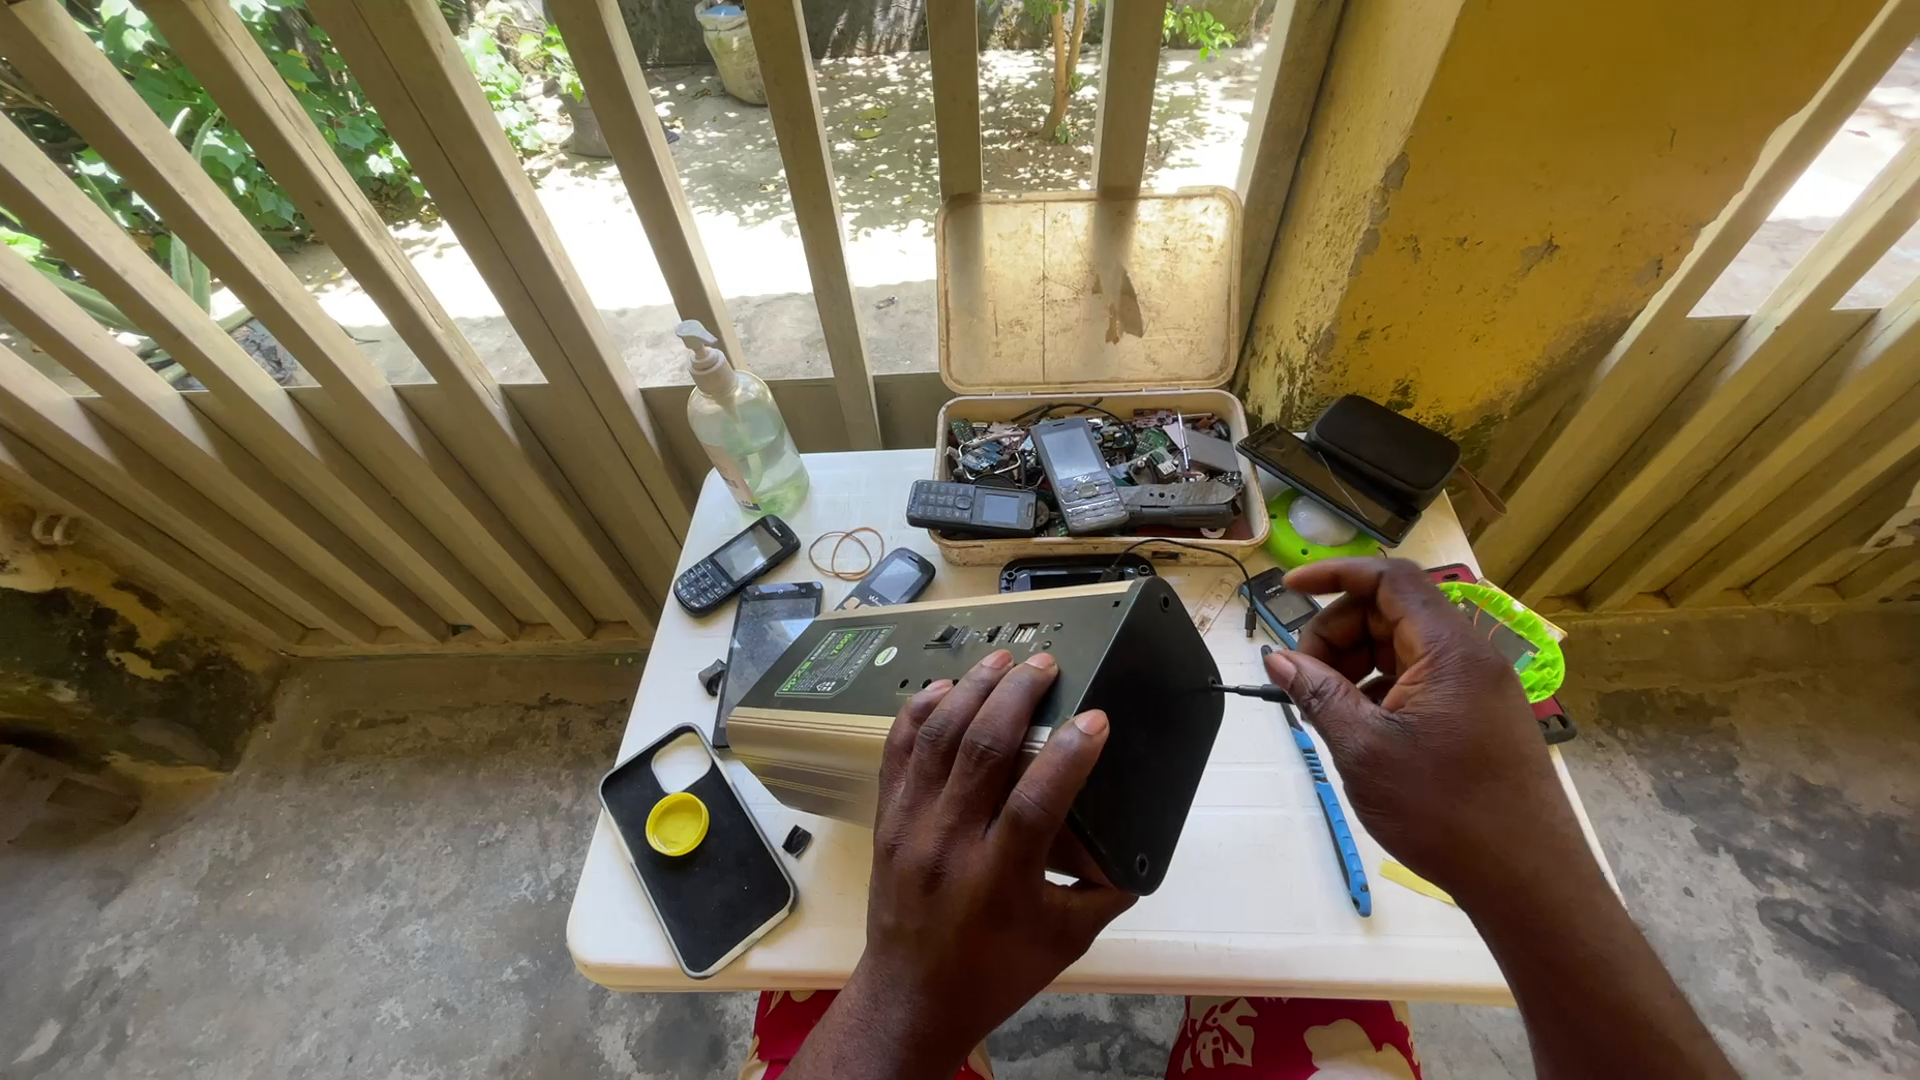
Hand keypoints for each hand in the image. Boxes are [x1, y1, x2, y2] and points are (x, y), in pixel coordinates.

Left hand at [792, 649, 1134, 1078]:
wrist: (911, 997)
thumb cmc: (995, 970)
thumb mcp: (1065, 939)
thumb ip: (1105, 890)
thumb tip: (1139, 842)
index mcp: (999, 878)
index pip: (1035, 801)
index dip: (1069, 754)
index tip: (1096, 718)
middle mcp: (950, 841)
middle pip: (982, 749)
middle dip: (1017, 695)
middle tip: (1046, 665)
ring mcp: (911, 824)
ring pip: (939, 738)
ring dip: (972, 689)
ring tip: (1002, 659)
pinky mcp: (887, 816)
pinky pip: (898, 751)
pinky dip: (919, 712)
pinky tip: (944, 687)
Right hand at [1262, 557, 1592, 901]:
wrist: (1530, 886)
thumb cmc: (1445, 812)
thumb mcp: (1364, 748)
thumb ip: (1317, 693)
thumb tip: (1277, 659)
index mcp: (1450, 652)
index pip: (1390, 579)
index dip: (1336, 573)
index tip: (1291, 586)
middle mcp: (1468, 659)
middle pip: (1388, 612)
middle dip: (1335, 634)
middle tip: (1301, 679)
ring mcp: (1474, 688)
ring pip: (1397, 646)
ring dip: (1351, 664)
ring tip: (1323, 708)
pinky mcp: (1473, 716)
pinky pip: (1414, 677)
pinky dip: (1375, 687)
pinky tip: (1355, 725)